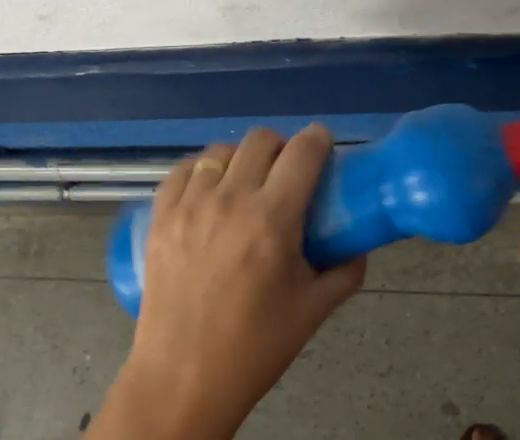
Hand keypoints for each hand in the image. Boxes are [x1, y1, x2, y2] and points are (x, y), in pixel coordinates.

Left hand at [89, 125, 365, 439]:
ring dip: (241, 158)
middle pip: (261, 140)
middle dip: (282, 147)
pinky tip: (209, 188)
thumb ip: (345, 272)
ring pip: (221, 150)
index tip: (324, 146)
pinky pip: (183, 170)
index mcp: (272, 219)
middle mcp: (230, 200)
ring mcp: (190, 205)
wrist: (182, 379)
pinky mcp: (160, 216)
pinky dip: (201, 169)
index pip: (303, 151)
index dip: (319, 139)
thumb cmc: (254, 347)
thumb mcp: (313, 311)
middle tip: (287, 172)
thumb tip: (358, 244)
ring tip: (246, 182)